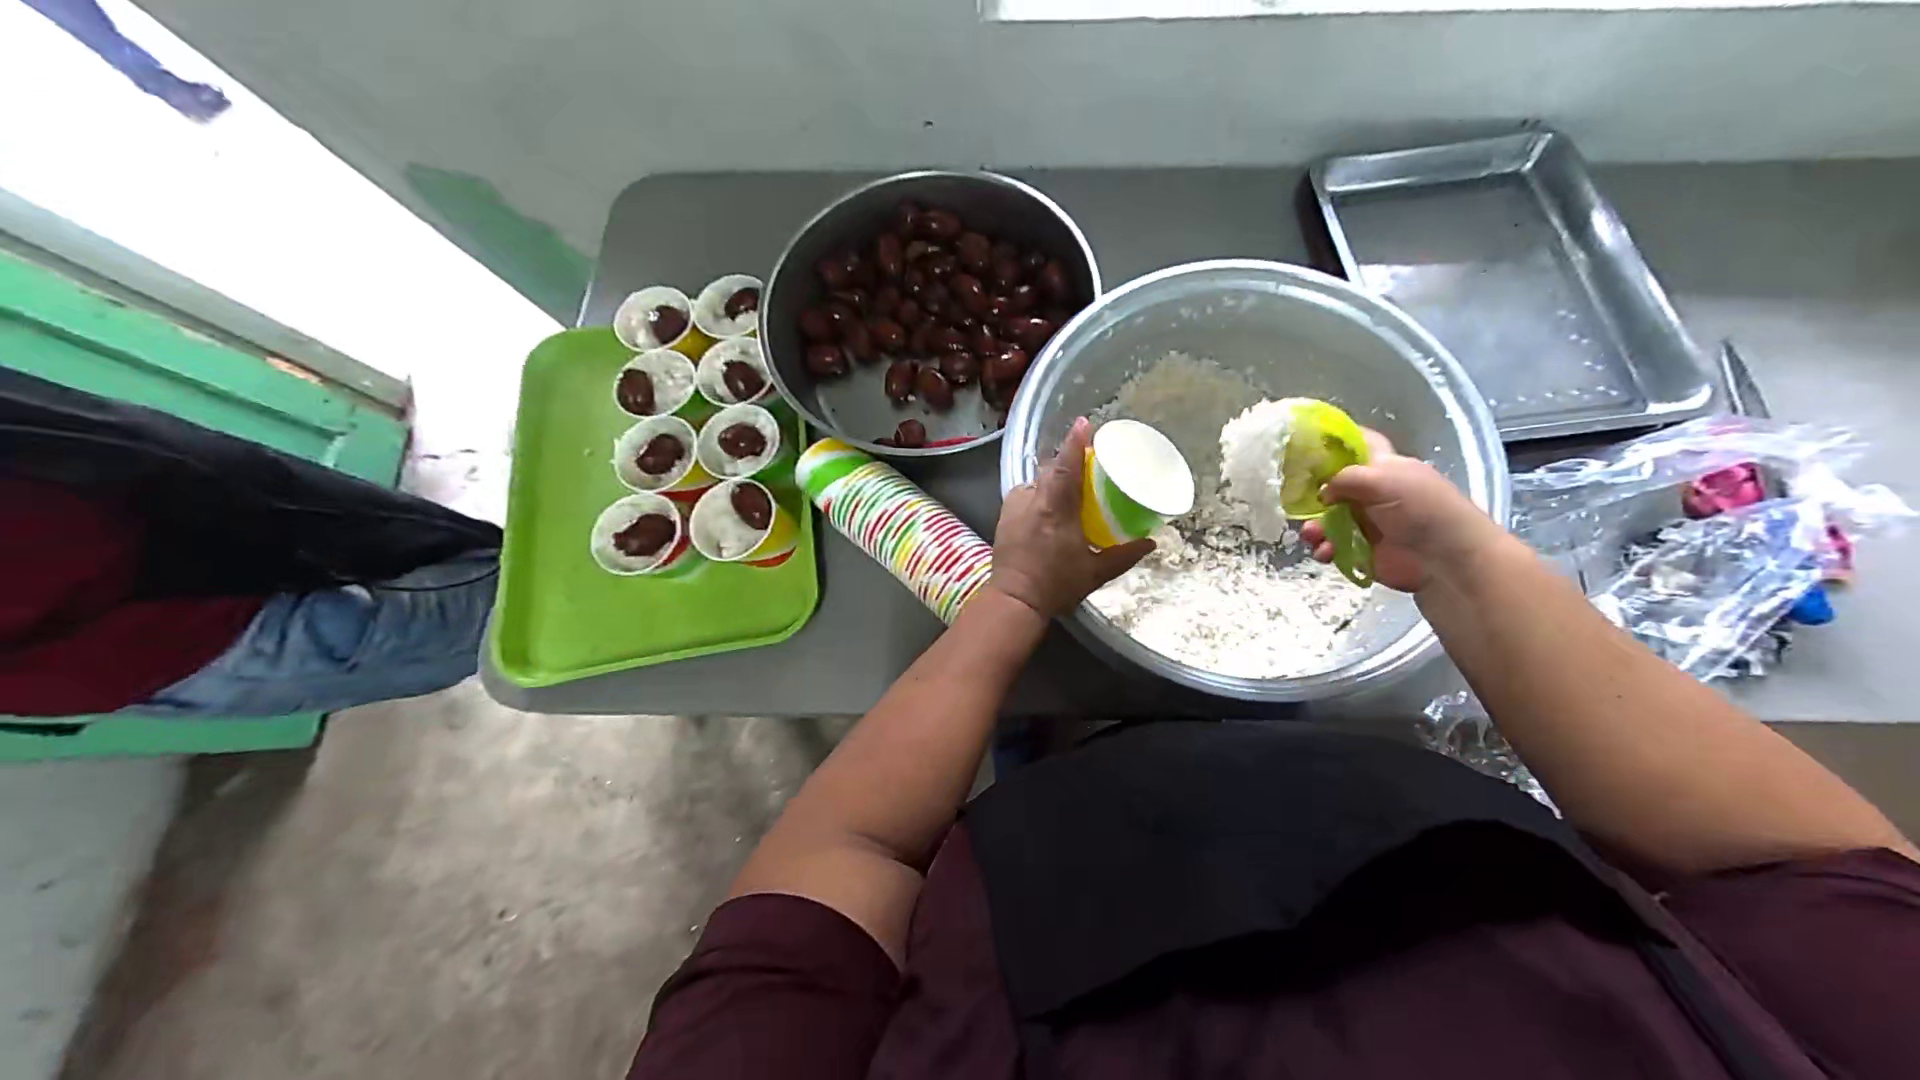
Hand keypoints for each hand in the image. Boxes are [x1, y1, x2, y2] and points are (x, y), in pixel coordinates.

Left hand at [989, 417, 1154, 618]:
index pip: (1066, 467)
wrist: (1013, 600)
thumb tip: (1151, 543)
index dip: (1075, 442)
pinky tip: (1047, 505)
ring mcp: (1014, 506)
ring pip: (1036, 481)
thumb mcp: (1095, 572)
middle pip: (1050, 469)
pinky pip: (1025, 493)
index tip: (1084, 423)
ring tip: (1068, 486)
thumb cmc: (1056, 585)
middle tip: (1086, 461)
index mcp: (1055, 509)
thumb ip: (1125, 556)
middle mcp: (1031, 500)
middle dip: (1067, 461)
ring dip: (1052, 479)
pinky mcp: (1004, 515)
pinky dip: (1038, 493)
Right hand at [1300, 434, 1504, 593]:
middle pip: (1331, 486)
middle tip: (1295, 502)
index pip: (1359, 445)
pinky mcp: (1359, 550)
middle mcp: (1372, 493)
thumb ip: (1344, 478)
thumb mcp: (1383, 479)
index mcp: (1383, 468)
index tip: (1305, 445)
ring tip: (1313, 535)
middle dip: (1311, 495)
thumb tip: (1322, 493)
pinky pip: (1330, 546)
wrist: (1444, 559)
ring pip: (1325, 519)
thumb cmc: (1421, 508)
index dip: (1335, 442)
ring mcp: (1364, 522)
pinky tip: (1326, 552)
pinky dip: (1323, 548)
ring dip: (1314, 526)